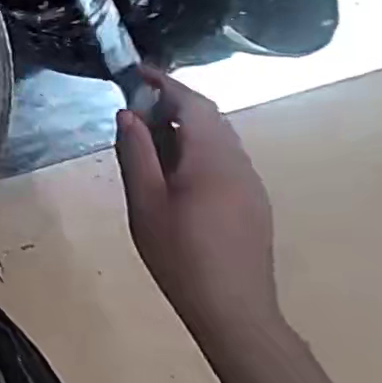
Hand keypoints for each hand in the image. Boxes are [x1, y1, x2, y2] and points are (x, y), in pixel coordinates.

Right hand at [114, 67, 278, 332]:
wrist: (234, 311)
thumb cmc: (180, 255)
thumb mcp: (145, 202)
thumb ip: (136, 153)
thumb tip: (128, 114)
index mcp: (211, 159)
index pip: (191, 104)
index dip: (165, 82)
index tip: (137, 71)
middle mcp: (237, 163)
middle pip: (209, 116)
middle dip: (173, 102)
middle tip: (136, 106)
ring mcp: (250, 183)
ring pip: (218, 137)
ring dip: (185, 126)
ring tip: (149, 137)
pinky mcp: (253, 202)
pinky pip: (225, 158)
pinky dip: (197, 147)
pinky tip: (175, 170)